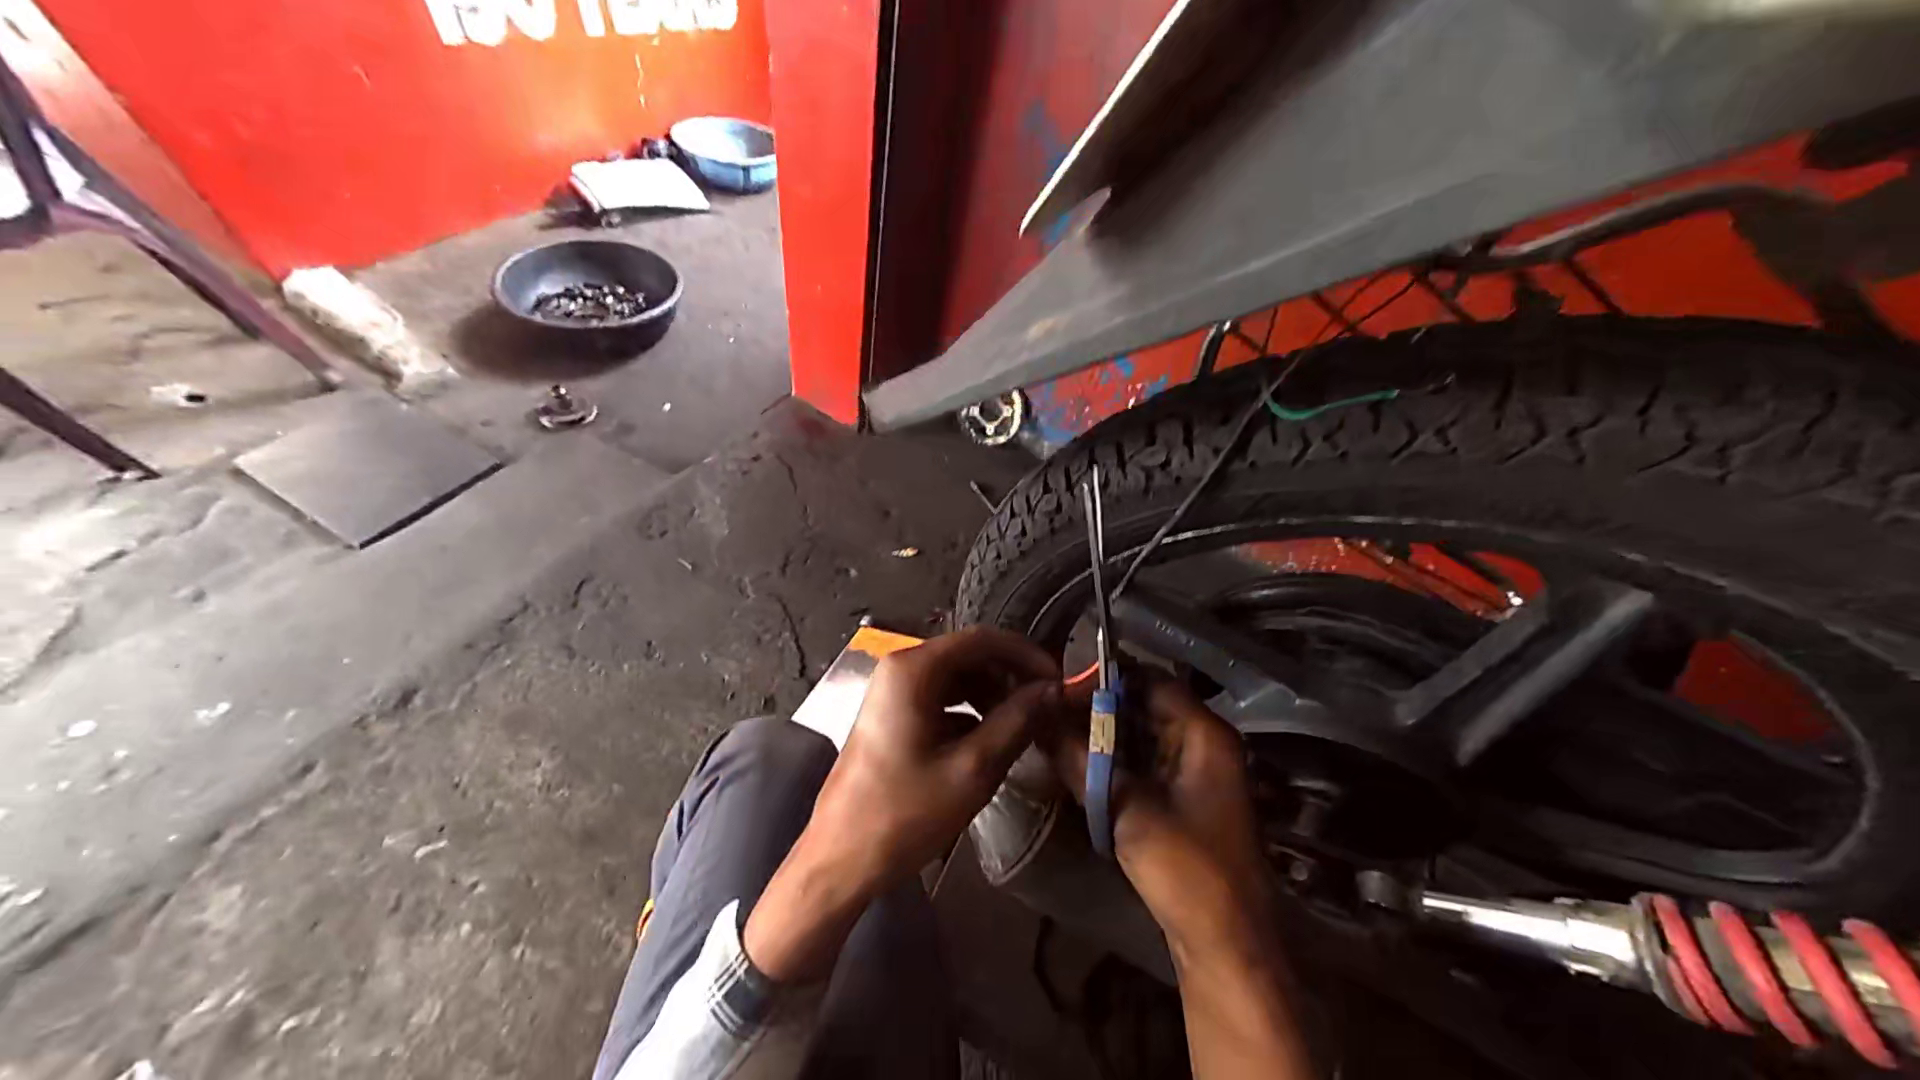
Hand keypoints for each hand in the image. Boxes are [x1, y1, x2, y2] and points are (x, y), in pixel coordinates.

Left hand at [745, 627, 1060, 981]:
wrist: (841, 859)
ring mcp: (893, 693)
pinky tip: (992, 742)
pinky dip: (971, 714)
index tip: (1058, 682)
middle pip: (969, 656)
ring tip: (1025, 728)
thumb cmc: (904, 813)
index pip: (982, 639)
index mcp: (913, 670)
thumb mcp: (972, 769)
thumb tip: (1052, 690)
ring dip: (993, 697)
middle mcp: (900, 670)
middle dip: (1010, 678)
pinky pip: (941, 700)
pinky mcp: (893, 717)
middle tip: (1046, 708)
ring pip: (957, 679)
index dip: (1026, 655)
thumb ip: (1017, 721)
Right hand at [1046, 675, 1270, 959]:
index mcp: (1204, 734)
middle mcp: (1204, 744)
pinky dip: (1116, 760)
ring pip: (1143, 735)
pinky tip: (1080, 765)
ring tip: (1058, 733)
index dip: (1107, 679)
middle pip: (1147, 705)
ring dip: (1104, 735)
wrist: (1225, 942)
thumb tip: (1039, 718)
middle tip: (1052, 711)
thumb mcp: (1125, 807)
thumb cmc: (1184, 867)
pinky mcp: (1184, 799)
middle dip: (1100, 708)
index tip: (1062, 687)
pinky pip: (1146, 762)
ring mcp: (1196, 772)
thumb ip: (1080, 759)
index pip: (1152, 680)